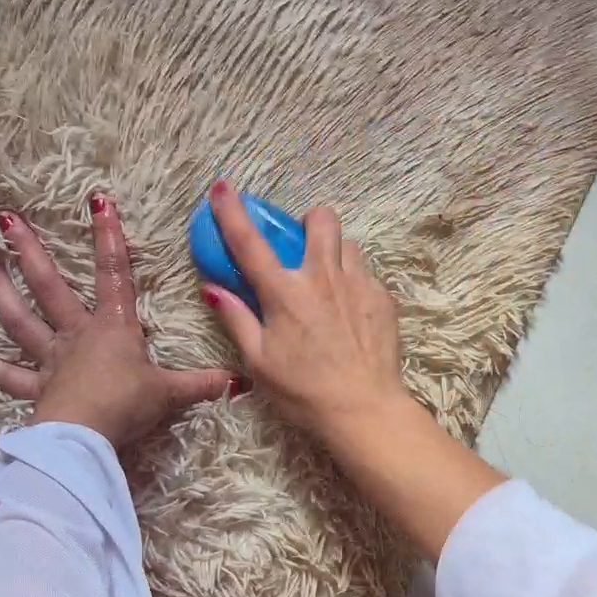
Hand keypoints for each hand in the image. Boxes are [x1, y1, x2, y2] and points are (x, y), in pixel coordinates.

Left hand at [0, 195, 239, 447]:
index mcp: (113, 329)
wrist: (85, 437)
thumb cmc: (128, 405)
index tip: (97, 202)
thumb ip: (201, 384)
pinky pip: (6, 374)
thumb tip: (239, 381)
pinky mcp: (35, 389)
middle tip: (6, 218)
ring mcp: (51, 360)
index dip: (109, 239)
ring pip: (20, 319)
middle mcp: (77, 335)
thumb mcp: (172, 394)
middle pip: (51, 287)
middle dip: (31, 251)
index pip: (115, 275)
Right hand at [201, 180, 410, 442]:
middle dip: (310, 221)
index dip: (232, 212)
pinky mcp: (383, 300)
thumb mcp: (259, 361)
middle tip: (302, 247)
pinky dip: (355, 283)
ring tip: (330, 283)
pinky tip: (351, 312)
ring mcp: (358, 285)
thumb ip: (237, 319)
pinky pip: (367, 275)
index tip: (223, 187)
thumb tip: (213, 289)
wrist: (364, 409)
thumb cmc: (304, 392)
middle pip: (321, 220)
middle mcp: (323, 278)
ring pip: (349, 245)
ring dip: (336, 254)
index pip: (250, 243)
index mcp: (285, 293)